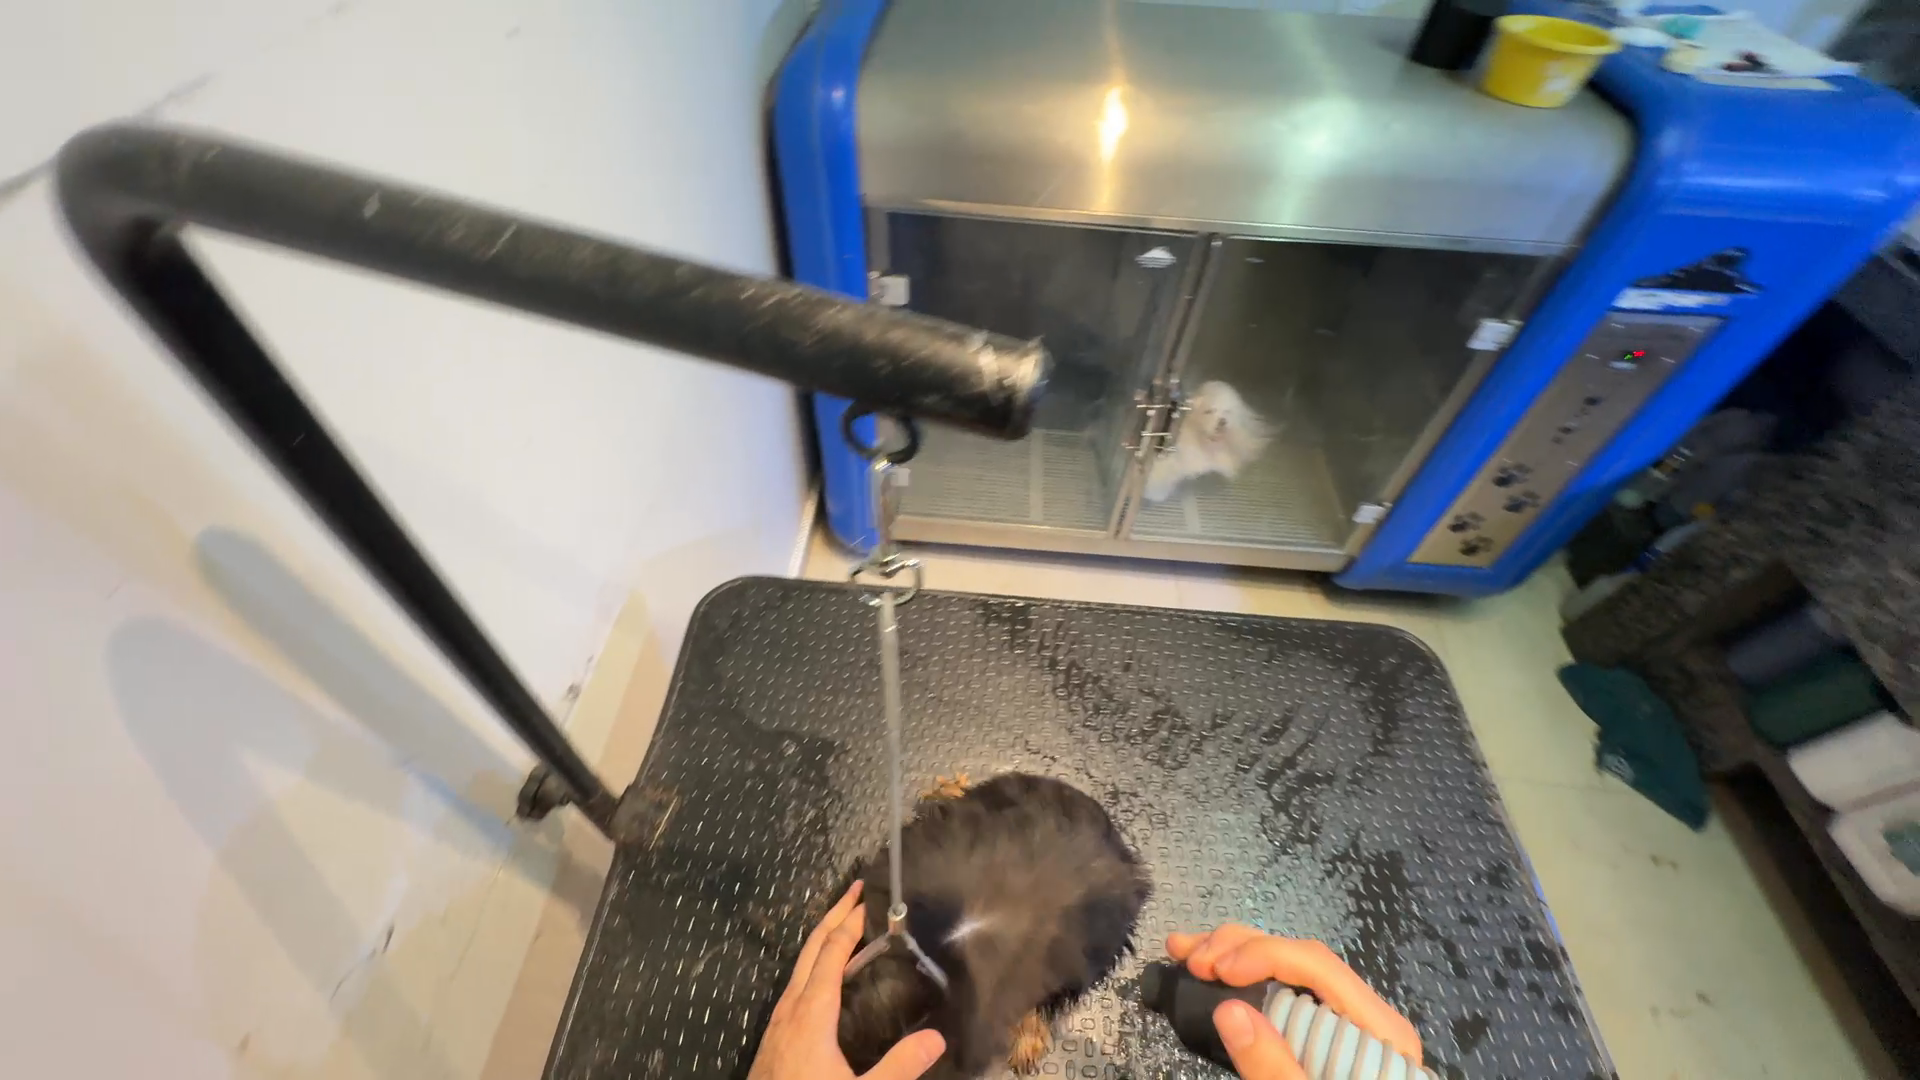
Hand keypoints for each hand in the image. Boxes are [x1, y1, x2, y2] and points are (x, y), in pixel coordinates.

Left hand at [748, 881, 946, 1079]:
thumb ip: (898, 1067)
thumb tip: (937, 1038)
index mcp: (812, 1011)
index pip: (833, 951)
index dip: (852, 922)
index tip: (868, 898)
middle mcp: (791, 1006)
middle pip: (812, 946)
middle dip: (834, 914)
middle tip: (855, 889)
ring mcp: (777, 1022)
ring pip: (799, 964)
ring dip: (822, 937)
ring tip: (842, 924)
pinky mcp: (773, 1038)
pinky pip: (795, 983)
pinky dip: (812, 963)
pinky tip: (823, 977)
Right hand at [1167, 925, 1420, 1079]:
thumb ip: (1273, 1069)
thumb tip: (1228, 1010)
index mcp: (1377, 1030)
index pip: (1317, 965)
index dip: (1264, 955)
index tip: (1219, 971)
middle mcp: (1359, 1014)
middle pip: (1294, 956)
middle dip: (1236, 947)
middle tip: (1190, 960)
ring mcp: (1335, 1020)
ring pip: (1279, 963)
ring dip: (1227, 951)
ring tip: (1183, 950)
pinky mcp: (1312, 1030)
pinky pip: (1273, 986)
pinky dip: (1234, 973)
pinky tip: (1203, 968)